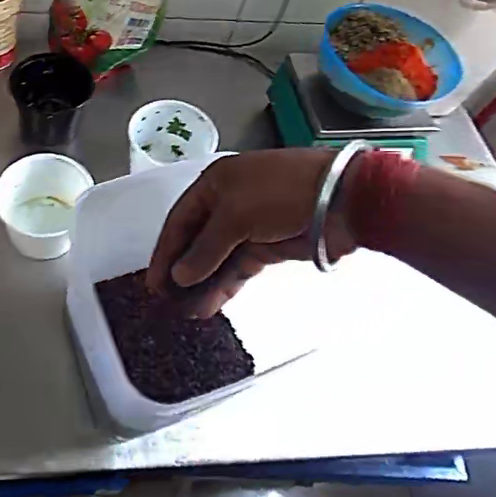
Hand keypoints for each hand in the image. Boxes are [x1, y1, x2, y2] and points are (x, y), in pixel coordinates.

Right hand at [145, 149, 351, 316]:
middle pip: (196, 241)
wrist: (343, 198)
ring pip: (217, 259)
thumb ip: (204, 250)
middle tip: (168, 301)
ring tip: (188, 311)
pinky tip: (210, 305)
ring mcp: (250, 226)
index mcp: (215, 184)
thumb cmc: (282, 194)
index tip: (153, 283)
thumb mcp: (235, 217)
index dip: (164, 252)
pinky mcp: (269, 246)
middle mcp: (228, 203)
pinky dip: (225, 286)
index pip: (179, 221)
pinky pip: (238, 268)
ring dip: (203, 283)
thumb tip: (180, 276)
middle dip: (182, 271)